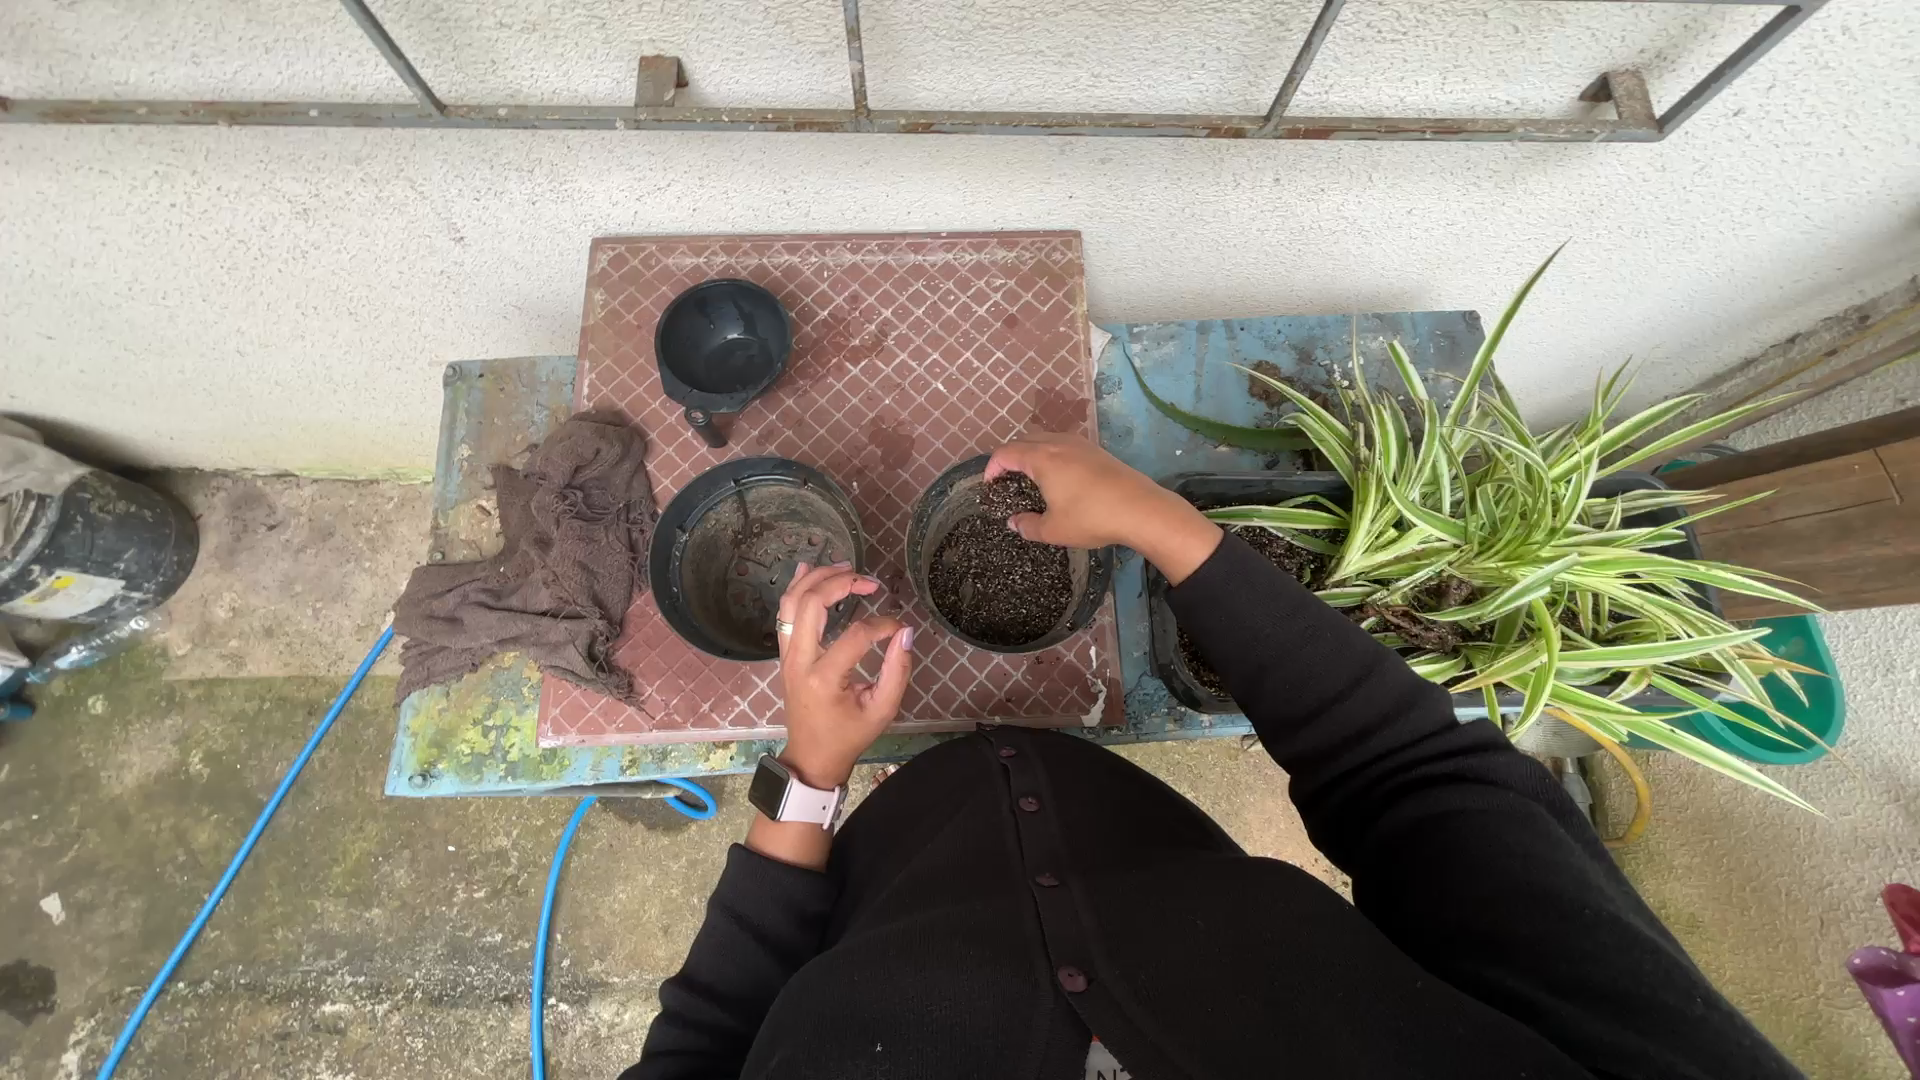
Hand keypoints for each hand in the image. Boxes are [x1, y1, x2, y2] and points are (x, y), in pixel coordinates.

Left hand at [774, 561, 913, 788]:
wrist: (812, 756)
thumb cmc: (849, 735)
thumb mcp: (882, 710)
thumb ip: (897, 671)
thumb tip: (905, 633)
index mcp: (824, 678)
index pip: (856, 635)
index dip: (883, 625)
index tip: (900, 628)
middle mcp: (799, 661)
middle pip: (811, 604)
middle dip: (842, 584)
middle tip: (870, 581)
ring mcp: (787, 655)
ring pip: (791, 602)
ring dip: (816, 578)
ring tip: (845, 567)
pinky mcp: (785, 653)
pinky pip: (784, 613)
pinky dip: (796, 588)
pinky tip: (810, 569)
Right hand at [985, 432, 1222, 584]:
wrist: (1141, 509)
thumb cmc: (1092, 518)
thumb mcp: (1053, 530)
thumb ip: (1028, 525)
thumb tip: (1013, 522)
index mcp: (1042, 458)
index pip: (1005, 453)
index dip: (992, 467)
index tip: (988, 485)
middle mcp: (1059, 443)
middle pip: (1024, 440)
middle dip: (1009, 457)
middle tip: (1006, 479)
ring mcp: (1080, 444)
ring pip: (1046, 438)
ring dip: (1031, 452)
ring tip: (1030, 476)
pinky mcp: (1097, 451)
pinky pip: (1063, 444)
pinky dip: (1051, 454)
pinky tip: (1059, 476)